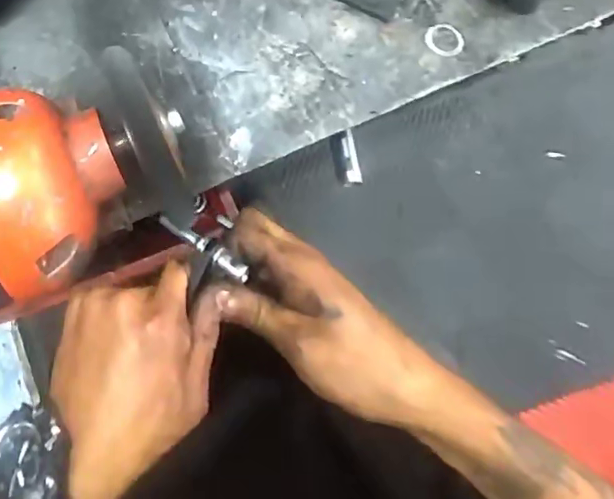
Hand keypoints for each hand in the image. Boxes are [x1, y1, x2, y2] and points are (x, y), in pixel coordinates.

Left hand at [50, 259, 219, 498]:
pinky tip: (102, 342)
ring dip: (125, 310)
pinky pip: (97, 300)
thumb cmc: (154, 425)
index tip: (182, 294)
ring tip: (123, 346)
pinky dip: (102, 314)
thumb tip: (215, 292)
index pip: (176, 271)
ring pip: (121, 294)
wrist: (95, 449)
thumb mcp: (194, 387)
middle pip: (148, 287)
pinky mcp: (72, 309)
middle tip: (150, 339)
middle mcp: (125, 299)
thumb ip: (205, 332)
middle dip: (153, 307)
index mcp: (161, 317)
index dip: (182, 282)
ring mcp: (94, 301)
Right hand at [213, 208, 451, 428]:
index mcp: (296, 260)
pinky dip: (257, 276)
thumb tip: (208, 290)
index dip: (221, 241)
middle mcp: (301, 255)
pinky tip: (248, 305)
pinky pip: (275, 266)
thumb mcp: (297, 342)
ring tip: (221, 295)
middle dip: (229, 245)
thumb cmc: (354, 363)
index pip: (246, 225)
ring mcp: (309, 271)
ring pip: (264, 247)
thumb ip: (253, 310)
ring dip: (241, 262)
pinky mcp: (314, 289)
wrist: (410, 388)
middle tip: (212, 280)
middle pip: (255, 227)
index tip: (203, 270)